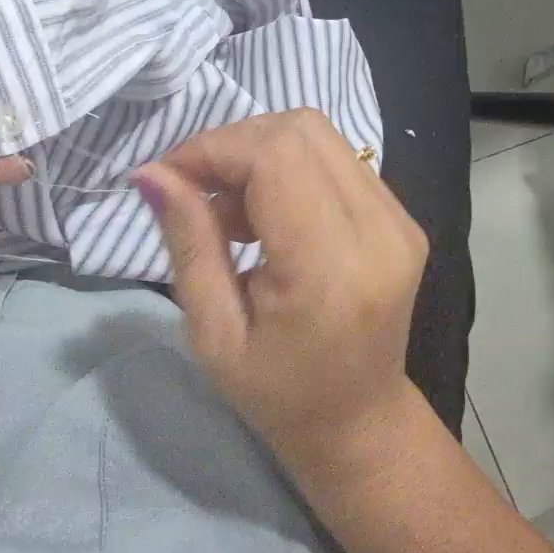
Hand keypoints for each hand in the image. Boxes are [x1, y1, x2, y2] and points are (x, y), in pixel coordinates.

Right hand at [132, 109, 427, 477]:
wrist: (359, 422)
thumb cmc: (276, 392)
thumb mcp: (213, 333)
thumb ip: (188, 244)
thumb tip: (151, 172)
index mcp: (332, 270)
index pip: (274, 156)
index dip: (212, 149)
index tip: (168, 178)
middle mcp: (380, 231)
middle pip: (298, 129)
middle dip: (231, 146)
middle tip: (195, 194)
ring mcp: (400, 220)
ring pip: (316, 133)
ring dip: (257, 153)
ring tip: (230, 212)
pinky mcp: (402, 216)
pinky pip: (334, 156)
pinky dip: (286, 166)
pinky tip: (265, 215)